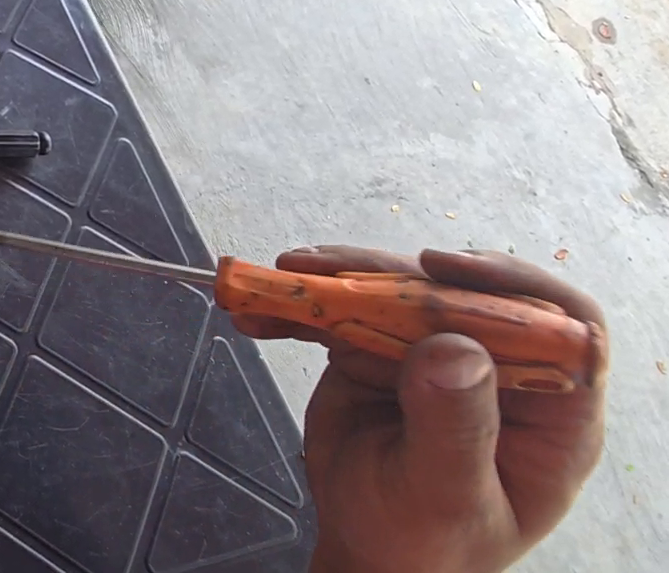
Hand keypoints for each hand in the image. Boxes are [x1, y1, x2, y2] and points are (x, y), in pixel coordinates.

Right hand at [232, 247, 607, 572]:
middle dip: (375, 273)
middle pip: (446, 295)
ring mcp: (425, 359)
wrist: (369, 551)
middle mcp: (491, 372)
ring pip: (382, 296)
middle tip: (311, 268)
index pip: (558, 325)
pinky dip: (288, 311)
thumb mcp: (444, 491)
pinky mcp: (371, 356)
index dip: (509, 284)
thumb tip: (454, 347)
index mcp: (546, 409)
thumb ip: (454, 424)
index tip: (438, 267)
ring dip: (320, 283)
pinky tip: (254, 315)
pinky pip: (331, 317)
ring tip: (269, 282)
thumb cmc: (427, 542)